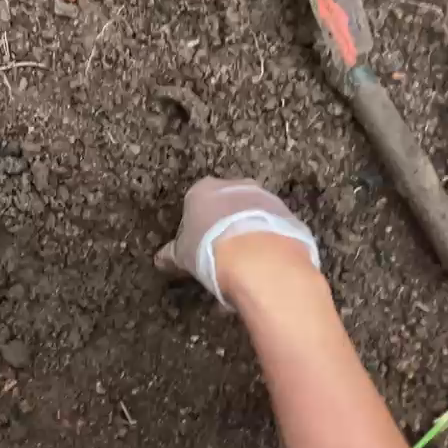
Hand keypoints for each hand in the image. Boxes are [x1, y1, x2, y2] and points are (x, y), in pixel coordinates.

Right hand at [154, 178, 319, 308]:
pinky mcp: (288, 213)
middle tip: (222, 252)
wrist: (260, 259)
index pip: (195, 202)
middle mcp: (234, 185)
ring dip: (248, 231)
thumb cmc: (210, 251)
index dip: (196, 225)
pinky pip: (273, 226)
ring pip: (251, 214)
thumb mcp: (182, 256)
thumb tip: (160, 259)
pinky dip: (269, 240)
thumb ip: (170, 255)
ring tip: (247, 262)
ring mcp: (264, 197)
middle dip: (224, 224)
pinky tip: (265, 263)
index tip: (197, 245)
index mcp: (202, 190)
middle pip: (226, 204)